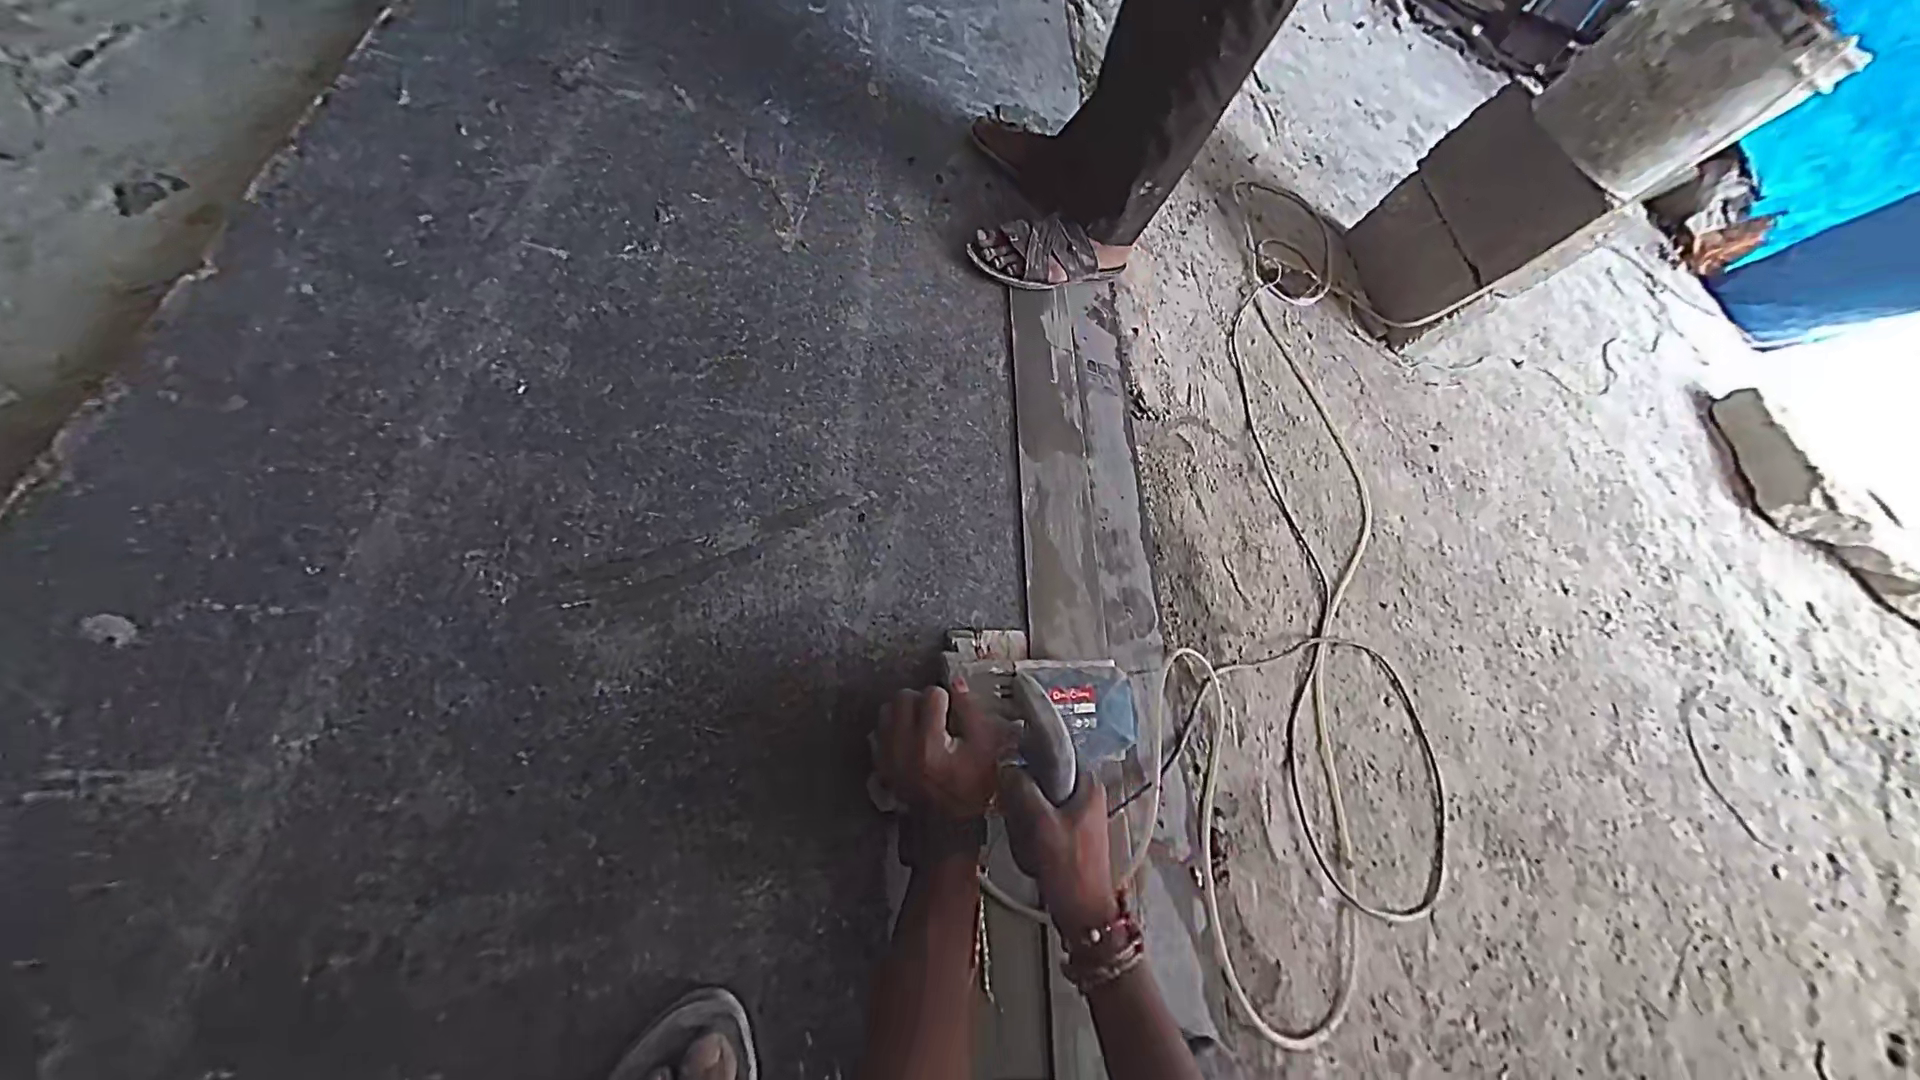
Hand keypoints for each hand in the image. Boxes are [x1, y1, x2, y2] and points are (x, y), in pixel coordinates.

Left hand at [875, 678, 1012, 822]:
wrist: (953, 822)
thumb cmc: (975, 784)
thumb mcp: (985, 745)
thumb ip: (970, 710)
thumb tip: (956, 681)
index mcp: (930, 745)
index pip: (932, 695)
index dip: (947, 699)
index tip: (953, 713)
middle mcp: (902, 751)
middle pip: (903, 697)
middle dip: (921, 700)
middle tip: (937, 716)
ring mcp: (887, 760)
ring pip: (887, 711)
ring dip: (905, 712)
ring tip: (922, 726)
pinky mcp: (879, 767)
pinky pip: (878, 731)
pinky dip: (892, 729)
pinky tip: (910, 739)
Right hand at [997, 766, 1118, 935]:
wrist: (1084, 916)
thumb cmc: (1070, 870)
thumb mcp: (1040, 824)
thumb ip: (1022, 788)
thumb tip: (1006, 763)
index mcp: (1089, 783)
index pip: (1057, 747)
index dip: (1031, 749)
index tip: (1010, 756)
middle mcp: (1087, 792)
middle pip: (1045, 772)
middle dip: (1025, 786)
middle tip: (1014, 802)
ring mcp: (1078, 812)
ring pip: (1041, 793)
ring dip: (1026, 808)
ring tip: (1022, 827)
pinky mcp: (1069, 829)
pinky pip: (1042, 813)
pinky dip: (1030, 822)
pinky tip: (1026, 839)